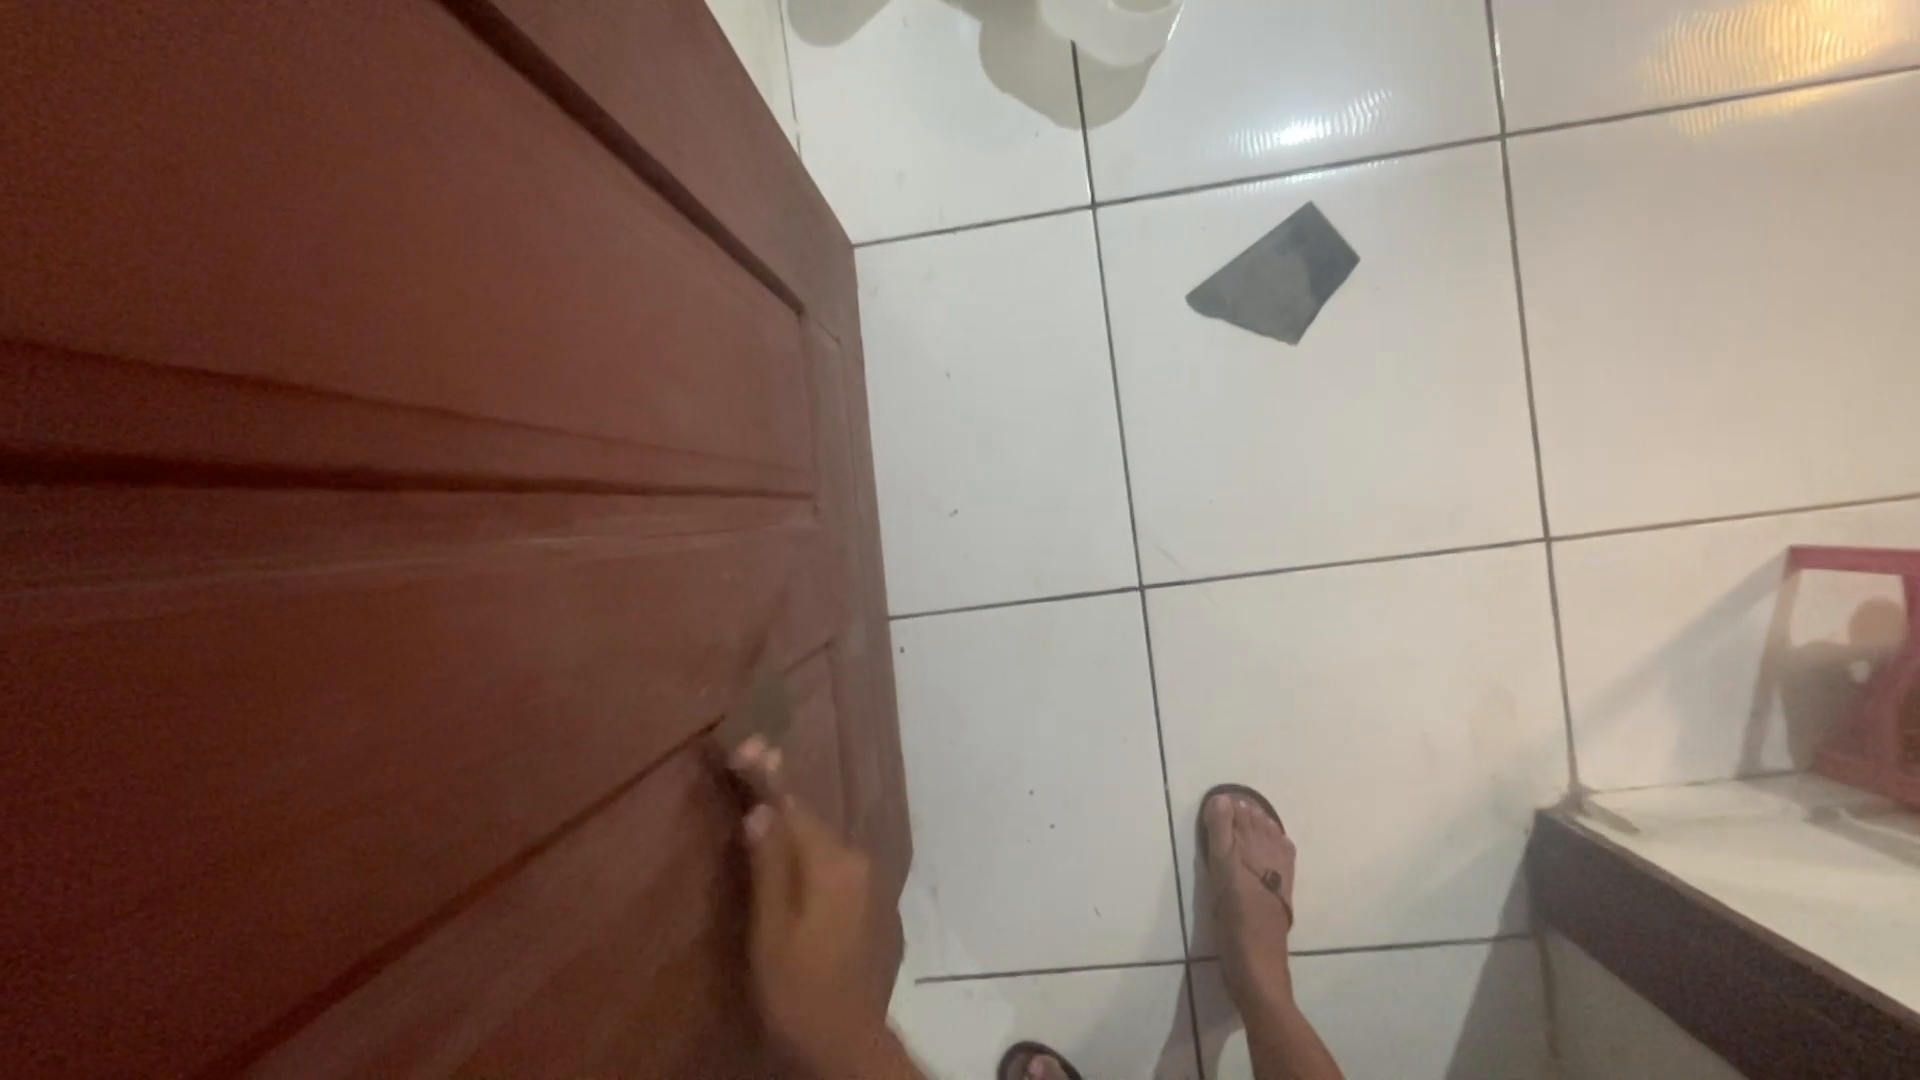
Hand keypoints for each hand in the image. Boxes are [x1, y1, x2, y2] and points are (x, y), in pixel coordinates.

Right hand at [729, 739, 916, 1078]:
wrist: (850, 1039)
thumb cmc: (801, 988)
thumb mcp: (773, 932)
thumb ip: (769, 868)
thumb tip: (760, 810)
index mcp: (834, 862)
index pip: (795, 807)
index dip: (769, 776)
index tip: (749, 744)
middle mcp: (858, 859)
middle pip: (810, 819)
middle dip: (779, 792)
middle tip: (753, 756)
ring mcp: (867, 880)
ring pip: (820, 839)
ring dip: (792, 821)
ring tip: (763, 794)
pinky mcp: (867, 898)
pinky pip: (830, 860)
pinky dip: (806, 847)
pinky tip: (787, 848)